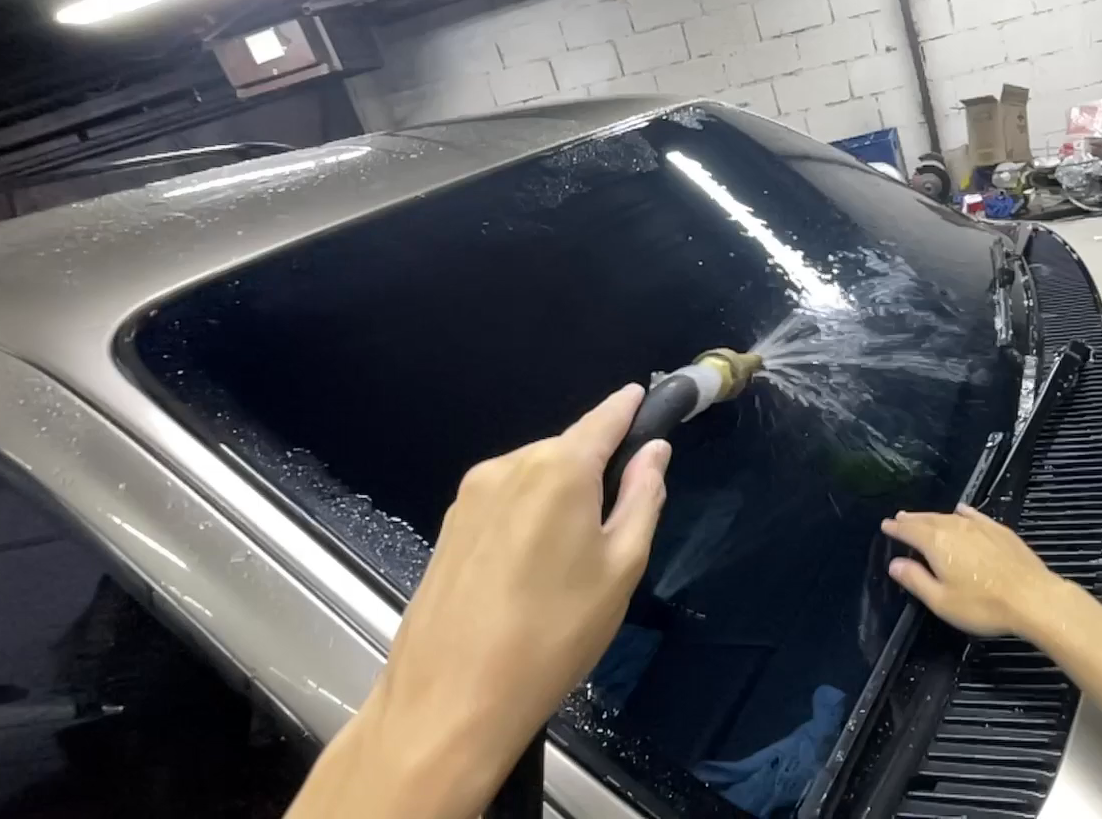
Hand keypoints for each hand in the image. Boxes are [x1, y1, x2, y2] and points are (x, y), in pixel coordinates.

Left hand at [302, 384, 669, 818]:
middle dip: (598, 468)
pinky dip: (530, 514)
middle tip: (618, 521)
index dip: (630, 406)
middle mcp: (510, 466)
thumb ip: (643, 496)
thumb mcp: (622, 565)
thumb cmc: (554, 632)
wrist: (447, 706)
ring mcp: (471, 496)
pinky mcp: (449, 526)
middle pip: (570, 449)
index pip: (604, 417)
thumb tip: (654, 451)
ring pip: (537, 475)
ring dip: (562, 494)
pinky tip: (532, 567)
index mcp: (559, 468)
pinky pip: (507, 500)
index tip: (648, 396)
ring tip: (571, 558)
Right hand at [880, 504, 1074, 638]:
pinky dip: (963, 513)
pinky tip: (961, 511)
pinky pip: (974, 515)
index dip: (896, 528)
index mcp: (937, 543)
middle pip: (928, 519)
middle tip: (900, 517)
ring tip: (923, 517)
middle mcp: (956, 527)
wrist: (1032, 597)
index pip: (910, 531)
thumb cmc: (982, 604)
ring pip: (949, 516)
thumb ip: (916, 580)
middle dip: (912, 519)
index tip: (886, 525)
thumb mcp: (942, 601)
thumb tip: (895, 564)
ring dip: (933, 516)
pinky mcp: (999, 530)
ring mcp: (980, 526)